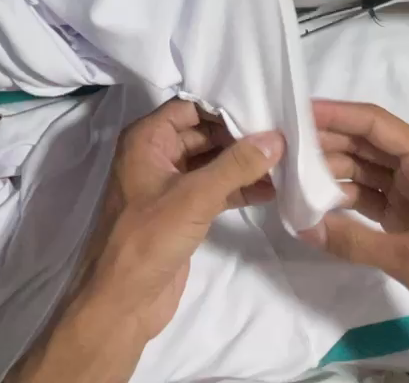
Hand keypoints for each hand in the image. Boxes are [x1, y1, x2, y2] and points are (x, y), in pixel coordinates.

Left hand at [7, 99, 284, 382]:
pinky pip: (214, 189)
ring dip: (242, 164)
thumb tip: (275, 138)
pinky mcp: (182, 211)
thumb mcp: (194, 196)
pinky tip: (270, 190)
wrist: (123, 301)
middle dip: (239, 136)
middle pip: (203, 133)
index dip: (224, 107)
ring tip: (285, 162)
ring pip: (211, 162)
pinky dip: (238, 188)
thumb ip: (236, 165)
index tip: (263, 108)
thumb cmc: (149, 236)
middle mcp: (156, 154)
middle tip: (282, 135)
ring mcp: (169, 184)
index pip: (190, 108)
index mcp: (146, 138)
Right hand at [303, 100, 408, 382]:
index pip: (376, 124)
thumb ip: (354, 240)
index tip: (295, 111)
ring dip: (333, 172)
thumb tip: (302, 225)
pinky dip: (347, 201)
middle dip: (327, 143)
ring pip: (368, 172)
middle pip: (368, 145)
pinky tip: (317, 204)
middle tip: (282, 145)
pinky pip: (374, 200)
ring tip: (291, 173)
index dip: (335, 114)